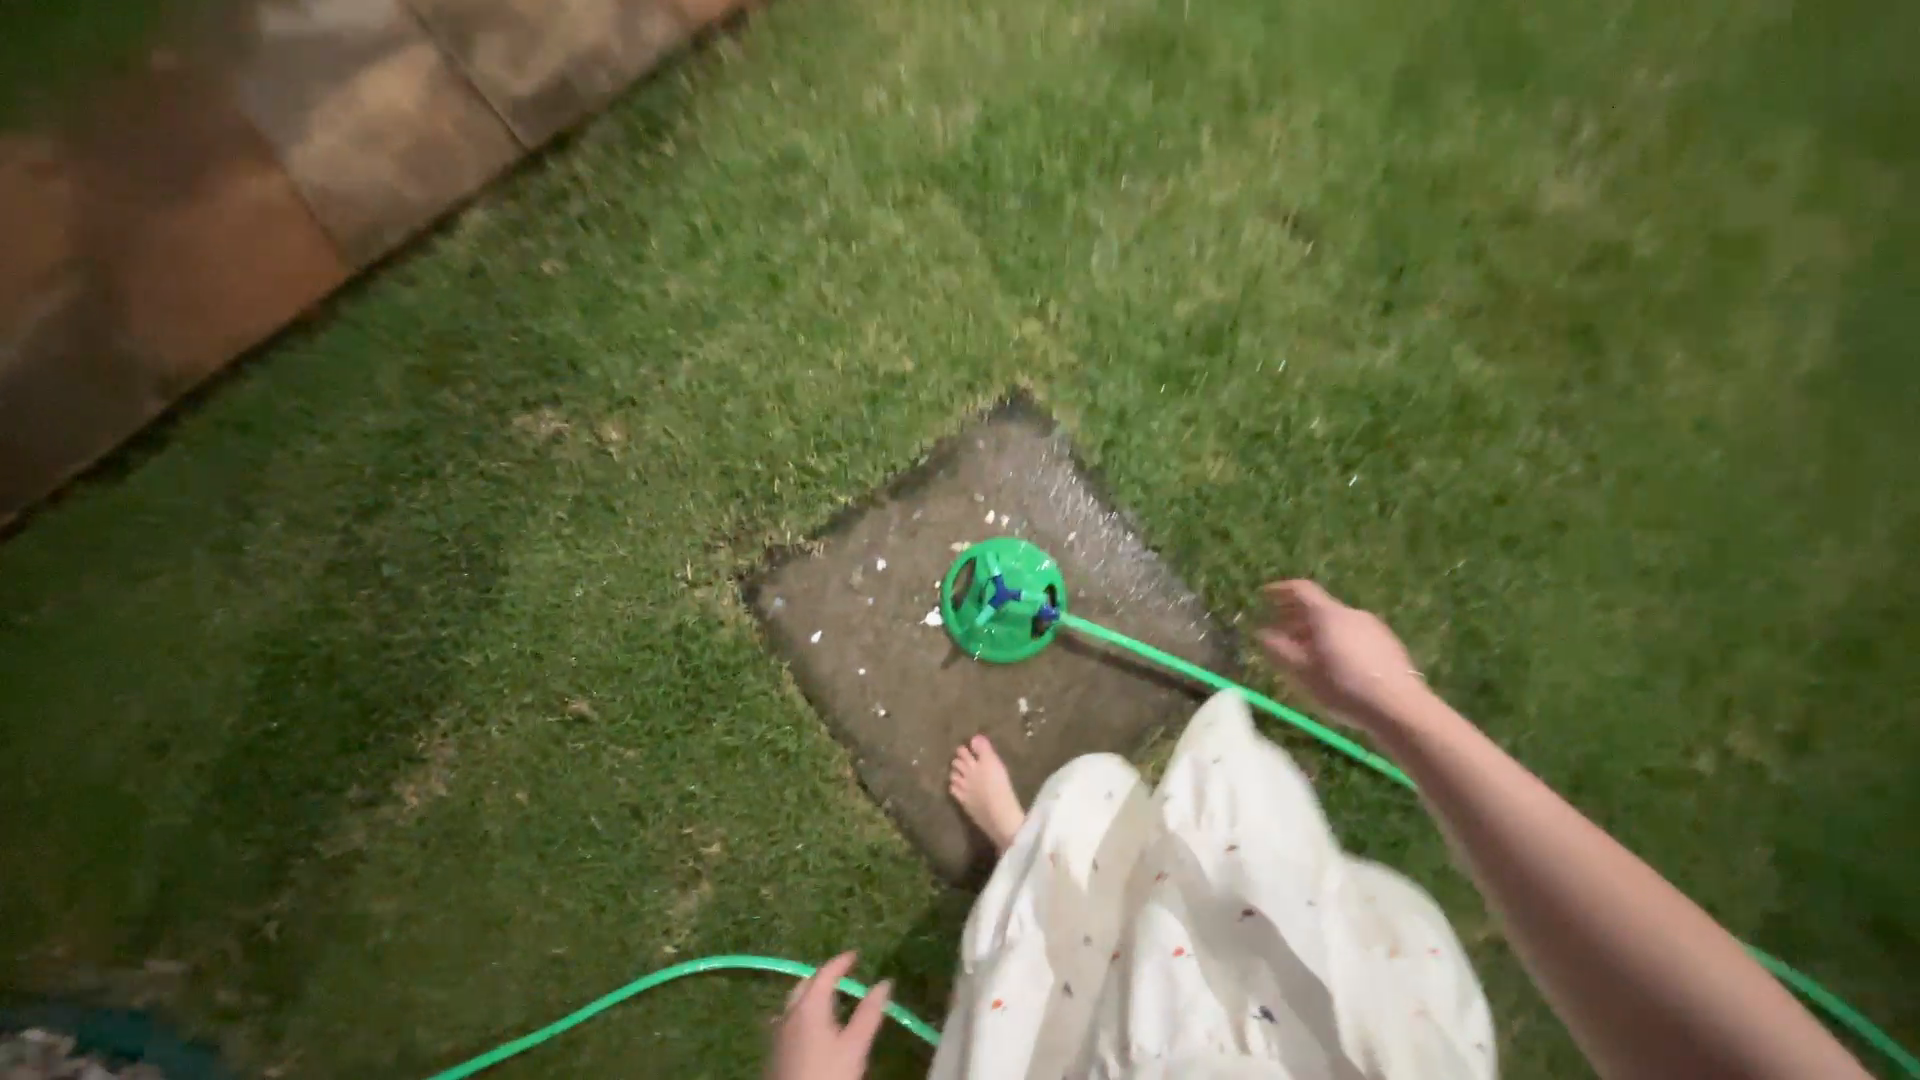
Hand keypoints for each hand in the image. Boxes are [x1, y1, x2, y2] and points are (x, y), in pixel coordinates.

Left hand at [766, 952, 891, 1079]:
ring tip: (826, 999)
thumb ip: (869, 1013)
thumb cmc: (829, 1075)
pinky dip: (799, 1013)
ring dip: (809, 994)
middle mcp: (789, 1014)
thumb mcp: (855, 1046)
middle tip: (841, 974)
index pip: (825, 973)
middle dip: (823, 976)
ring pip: (793, 1003)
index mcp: (809, 1006)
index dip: (841, 962)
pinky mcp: (772, 1052)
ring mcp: (777, 1034)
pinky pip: (785, 1021)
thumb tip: (885, 982)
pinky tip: (806, 1028)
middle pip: (805, 985)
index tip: (855, 955)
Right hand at [1257, 579, 1429, 728]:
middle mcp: (1351, 614)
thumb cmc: (1342, 686)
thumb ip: (1277, 649)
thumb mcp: (1301, 671)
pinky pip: (1352, 634)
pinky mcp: (1387, 644)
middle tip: (1276, 629)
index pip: (1300, 590)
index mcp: (1327, 615)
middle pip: (1318, 606)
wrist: (1399, 707)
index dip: (1279, 590)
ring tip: (1302, 651)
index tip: (1262, 596)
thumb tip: (1260, 632)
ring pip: (1335, 622)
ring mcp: (1373, 628)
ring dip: (1313, 630)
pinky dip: (1334, 640)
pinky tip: (1332, 663)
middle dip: (1293, 615)